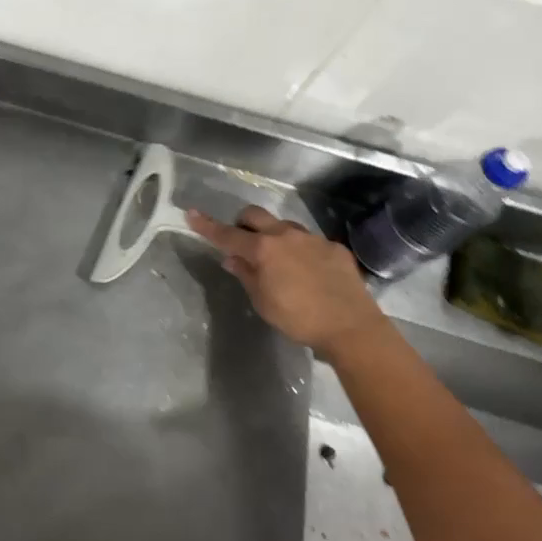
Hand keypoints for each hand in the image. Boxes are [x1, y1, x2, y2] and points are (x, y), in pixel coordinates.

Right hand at [187, 205, 389, 361]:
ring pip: (284, 226)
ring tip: (281, 262)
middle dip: (243, 223)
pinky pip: (310, 242)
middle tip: (243, 243)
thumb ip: (246, 276)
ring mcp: (312, 238)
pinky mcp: (334, 247)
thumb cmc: (299, 319)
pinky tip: (310, 274)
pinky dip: (302, 252)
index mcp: (263, 249)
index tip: (190, 213)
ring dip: (275, 237)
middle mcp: (285, 235)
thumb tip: (232, 259)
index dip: (206, 225)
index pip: (227, 234)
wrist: (351, 327)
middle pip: (254, 215)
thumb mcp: (263, 302)